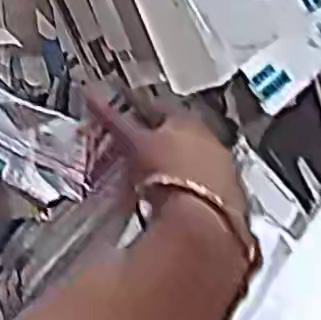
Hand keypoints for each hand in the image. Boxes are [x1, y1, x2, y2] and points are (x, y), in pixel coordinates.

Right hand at [88, 91, 249, 271]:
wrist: (199, 225)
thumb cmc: (165, 174)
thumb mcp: (129, 140)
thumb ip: (108, 115)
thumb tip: (89, 94)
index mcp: (189, 122)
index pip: (159, 107)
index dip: (137, 111)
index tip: (122, 118)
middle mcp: (213, 144)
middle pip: (177, 135)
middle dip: (155, 140)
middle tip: (133, 147)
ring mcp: (225, 174)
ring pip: (190, 160)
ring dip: (170, 164)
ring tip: (146, 174)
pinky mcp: (231, 203)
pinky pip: (201, 186)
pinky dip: (183, 186)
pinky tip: (167, 195)